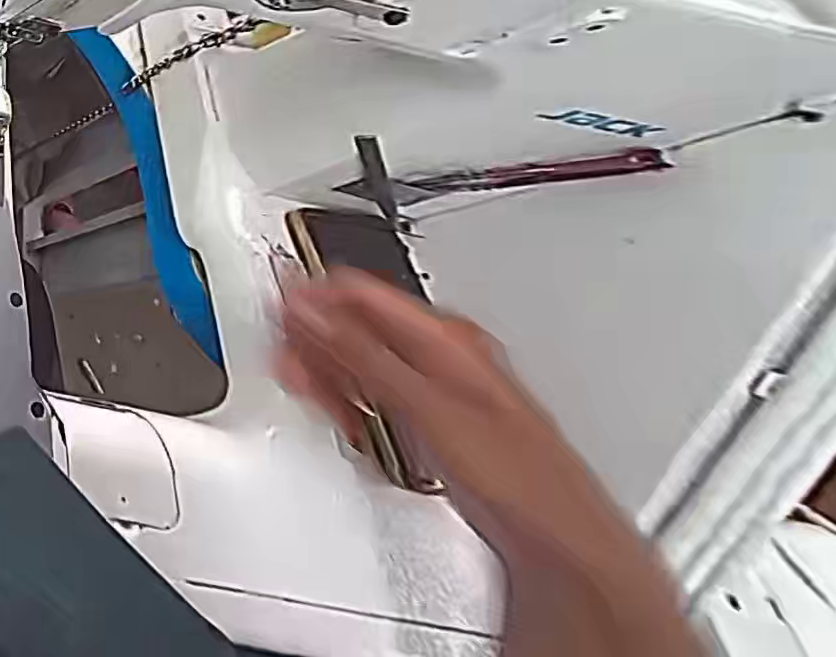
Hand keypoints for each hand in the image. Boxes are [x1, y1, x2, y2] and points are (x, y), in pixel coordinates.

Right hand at [277, 269, 703, 656]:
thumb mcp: (424, 405)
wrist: (560, 547)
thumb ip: (357, 350)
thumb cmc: (520, 477)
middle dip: (309, 336)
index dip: (309, 293)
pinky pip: (363, 384)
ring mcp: (426, 381)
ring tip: (302, 384)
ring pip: (352, 353)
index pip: (356, 289)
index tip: (275, 306)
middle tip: (283, 354)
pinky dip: (340, 392)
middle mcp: (434, 350)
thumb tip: (307, 308)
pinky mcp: (419, 409)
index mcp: (442, 336)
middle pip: (350, 321)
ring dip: (320, 366)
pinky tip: (333, 408)